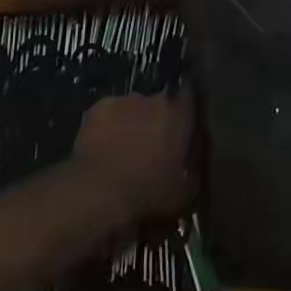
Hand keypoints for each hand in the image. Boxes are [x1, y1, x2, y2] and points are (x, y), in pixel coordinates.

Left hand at [71, 89, 196, 222]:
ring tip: (123, 147)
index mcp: (178, 115)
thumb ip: (194, 163)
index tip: (182, 119)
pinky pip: (107, 114)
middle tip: (150, 144)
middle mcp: (153, 100)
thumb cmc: (151, 193)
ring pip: (130, 108)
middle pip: (158, 104)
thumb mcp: (187, 190)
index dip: (186, 106)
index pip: (189, 96)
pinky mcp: (96, 108)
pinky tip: (102, 146)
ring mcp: (122, 101)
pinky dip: (106, 125)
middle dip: (155, 119)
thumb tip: (194, 151)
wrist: (102, 193)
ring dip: (130, 122)